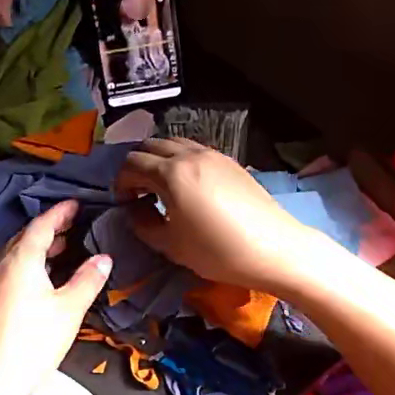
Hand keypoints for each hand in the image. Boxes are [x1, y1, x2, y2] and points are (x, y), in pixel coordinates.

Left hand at [0, 200, 112, 394]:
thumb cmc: (30, 344)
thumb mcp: (70, 308)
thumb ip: (88, 279)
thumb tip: (103, 259)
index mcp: (20, 260)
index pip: (41, 225)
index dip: (60, 212)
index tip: (74, 205)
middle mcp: (2, 267)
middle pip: (26, 237)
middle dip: (50, 228)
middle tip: (72, 223)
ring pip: (17, 254)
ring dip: (40, 247)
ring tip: (63, 248)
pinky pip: (12, 271)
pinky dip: (31, 264)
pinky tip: (46, 278)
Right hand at [114, 138, 335, 293]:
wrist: (273, 249)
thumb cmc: (218, 251)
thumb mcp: (171, 245)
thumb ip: (143, 224)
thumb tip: (134, 210)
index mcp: (171, 173)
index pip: (132, 164)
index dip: (120, 182)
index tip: (123, 203)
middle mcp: (190, 155)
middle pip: (150, 146)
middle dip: (137, 166)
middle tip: (138, 192)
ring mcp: (213, 155)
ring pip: (174, 143)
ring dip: (159, 159)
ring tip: (161, 187)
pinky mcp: (230, 162)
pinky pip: (195, 150)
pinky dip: (180, 159)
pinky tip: (186, 185)